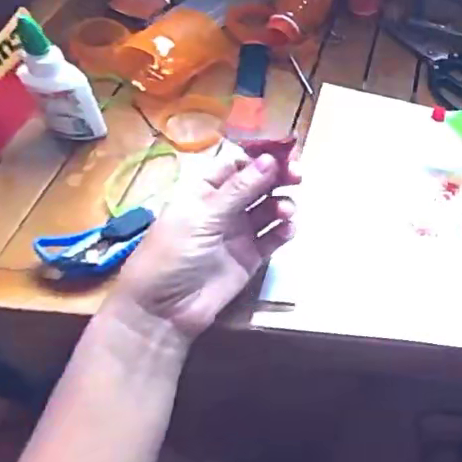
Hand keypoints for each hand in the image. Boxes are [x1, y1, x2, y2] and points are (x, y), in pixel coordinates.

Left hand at [104, 151, 299, 341]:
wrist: (164, 309)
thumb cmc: (173, 253)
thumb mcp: (202, 215)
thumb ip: (239, 189)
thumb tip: (269, 159)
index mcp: (204, 190)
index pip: (237, 164)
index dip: (260, 156)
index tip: (284, 151)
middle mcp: (224, 207)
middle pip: (258, 184)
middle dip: (278, 176)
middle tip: (297, 174)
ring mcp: (239, 232)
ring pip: (269, 208)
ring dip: (281, 203)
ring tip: (285, 210)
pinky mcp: (251, 257)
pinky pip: (273, 237)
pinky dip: (284, 230)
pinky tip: (287, 228)